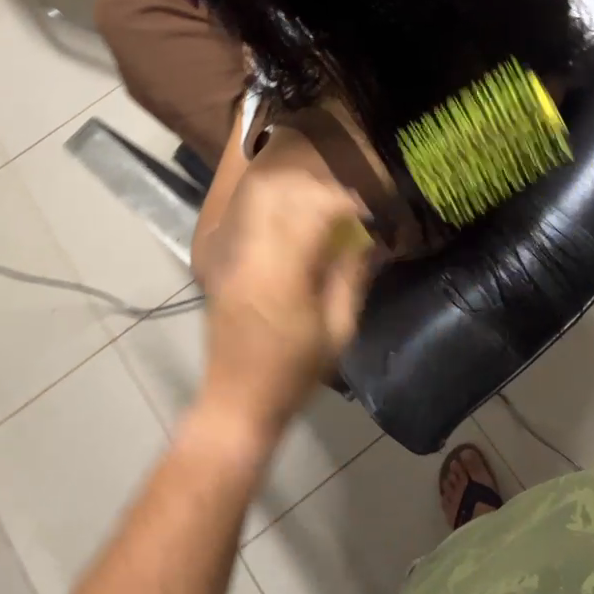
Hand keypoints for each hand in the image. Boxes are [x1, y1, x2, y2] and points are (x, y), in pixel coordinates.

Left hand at [196, 169, 373, 436]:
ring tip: (322, 213)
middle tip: (346, 209)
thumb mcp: (339, 330)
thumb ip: (352, 276)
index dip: (345, 202)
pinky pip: (249, 218)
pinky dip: (277, 211)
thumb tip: (369, 240)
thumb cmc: (295, 373)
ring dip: (295, 195)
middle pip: (280, 193)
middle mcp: (251, 255)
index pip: (313, 212)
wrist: (238, 403)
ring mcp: (232, 257)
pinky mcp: (224, 264)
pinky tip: (298, 229)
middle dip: (319, 191)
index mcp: (282, 273)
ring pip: (259, 199)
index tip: (369, 213)